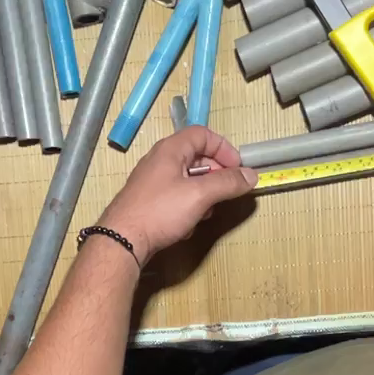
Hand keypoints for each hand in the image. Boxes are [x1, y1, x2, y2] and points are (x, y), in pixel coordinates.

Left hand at [97, 127, 256, 264]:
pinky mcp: (150, 202)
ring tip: (206, 211)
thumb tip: (251, 175)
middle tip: (226, 191)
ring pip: (188, 179)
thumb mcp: (199, 195)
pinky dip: (188, 207)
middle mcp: (160, 161)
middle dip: (216, 174)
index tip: (238, 169)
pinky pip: (177, 197)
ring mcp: (153, 182)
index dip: (224, 148)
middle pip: (197, 157)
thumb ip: (227, 183)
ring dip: (203, 194)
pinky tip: (188, 224)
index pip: (203, 134)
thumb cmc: (160, 211)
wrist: (122, 240)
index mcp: (171, 150)